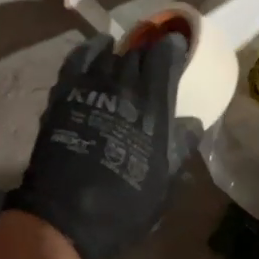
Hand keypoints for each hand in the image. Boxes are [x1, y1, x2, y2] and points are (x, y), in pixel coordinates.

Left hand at [4, 33, 194, 258]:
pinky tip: (97, 48)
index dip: (172, 47)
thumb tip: (194, 123)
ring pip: (110, 54)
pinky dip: (90, 49)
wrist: (68, 214)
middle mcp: (123, 85)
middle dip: (146, 53)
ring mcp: (91, 84)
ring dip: (120, 55)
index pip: (165, 57)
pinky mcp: (65, 90)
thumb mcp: (164, 181)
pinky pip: (79, 58)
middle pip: (137, 54)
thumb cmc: (124, 203)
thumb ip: (180, 146)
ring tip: (124, 57)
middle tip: (151, 60)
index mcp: (153, 104)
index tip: (175, 45)